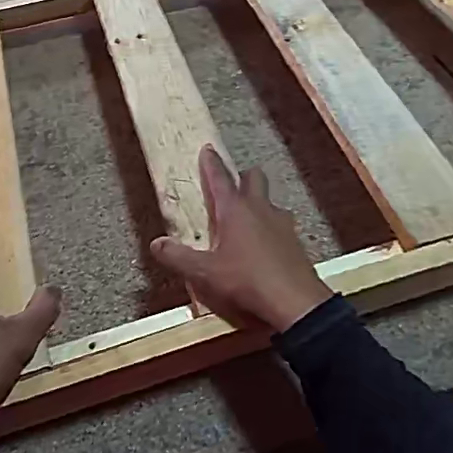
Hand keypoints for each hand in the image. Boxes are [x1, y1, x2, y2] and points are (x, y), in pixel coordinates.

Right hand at [150, 145, 332, 331]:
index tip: (207, 148)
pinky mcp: (296, 242)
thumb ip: (178, 257)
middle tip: (232, 183)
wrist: (296, 304)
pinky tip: (265, 244)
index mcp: (235, 210)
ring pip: (270, 200)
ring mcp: (282, 224)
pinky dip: (270, 226)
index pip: (219, 178)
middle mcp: (260, 209)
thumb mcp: (205, 272)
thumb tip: (156, 244)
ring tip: (248, 217)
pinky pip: (281, 224)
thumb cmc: (246, 280)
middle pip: (254, 178)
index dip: (211, 162)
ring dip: (259, 202)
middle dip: (243, 176)